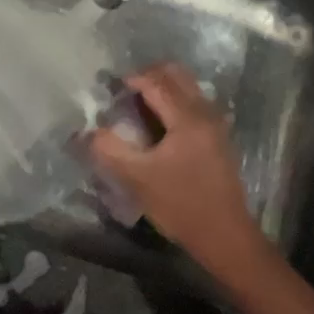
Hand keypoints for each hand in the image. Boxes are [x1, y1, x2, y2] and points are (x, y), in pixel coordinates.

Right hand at [87, 64, 266, 266]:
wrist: (225, 236)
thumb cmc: (181, 205)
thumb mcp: (137, 178)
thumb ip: (109, 149)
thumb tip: (88, 131)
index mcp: (187, 118)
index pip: (156, 82)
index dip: (132, 79)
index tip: (110, 86)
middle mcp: (205, 113)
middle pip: (177, 76)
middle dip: (150, 76)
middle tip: (125, 90)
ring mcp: (216, 125)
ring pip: (190, 88)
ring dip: (165, 87)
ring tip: (140, 104)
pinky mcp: (219, 140)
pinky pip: (196, 103)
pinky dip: (177, 101)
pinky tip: (160, 124)